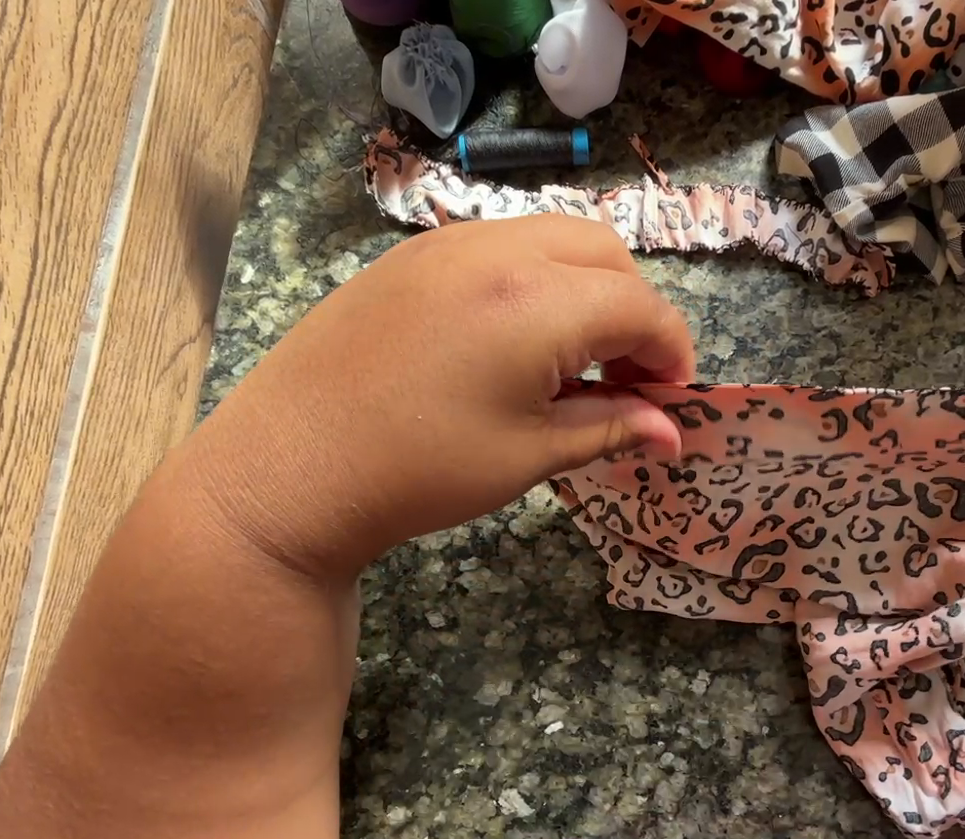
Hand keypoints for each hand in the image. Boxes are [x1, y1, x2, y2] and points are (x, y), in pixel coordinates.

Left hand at [177, 217, 695, 581]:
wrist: (291, 468)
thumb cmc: (419, 471)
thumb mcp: (528, 455)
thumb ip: (610, 429)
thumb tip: (673, 435)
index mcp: (535, 301)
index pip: (640, 307)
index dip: (672, 353)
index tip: (673, 401)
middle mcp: (496, 249)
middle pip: (606, 256)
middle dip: (635, 314)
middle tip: (627, 382)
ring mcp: (447, 244)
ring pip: (555, 240)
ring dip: (588, 292)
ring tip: (574, 364)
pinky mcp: (413, 257)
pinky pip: (504, 247)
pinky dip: (539, 283)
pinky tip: (517, 344)